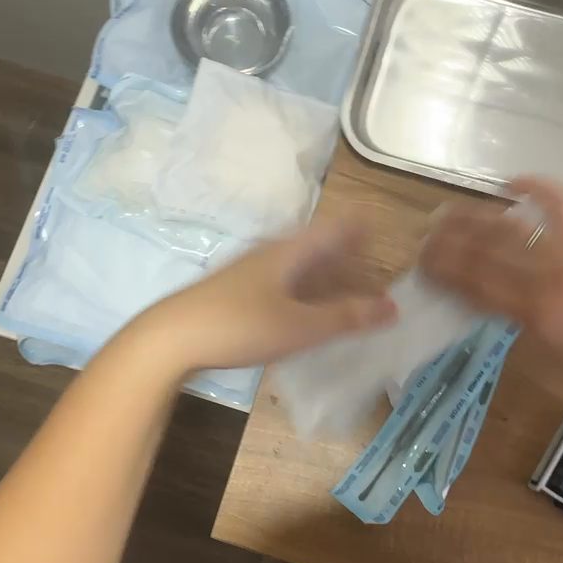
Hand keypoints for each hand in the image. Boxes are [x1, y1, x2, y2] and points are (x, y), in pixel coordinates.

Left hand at [132, 220, 396, 372]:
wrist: (169, 340)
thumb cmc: (238, 325)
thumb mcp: (299, 326)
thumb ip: (346, 317)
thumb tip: (394, 308)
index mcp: (288, 251)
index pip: (332, 229)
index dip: (357, 226)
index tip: (379, 222)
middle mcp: (270, 253)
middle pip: (315, 246)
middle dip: (344, 253)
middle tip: (370, 262)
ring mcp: (249, 272)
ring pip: (297, 266)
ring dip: (324, 275)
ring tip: (345, 288)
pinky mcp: (235, 293)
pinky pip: (282, 283)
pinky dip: (303, 290)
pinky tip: (305, 310)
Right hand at [420, 177, 562, 385]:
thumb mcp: (545, 353)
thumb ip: (511, 321)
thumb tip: (478, 297)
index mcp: (533, 312)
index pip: (475, 283)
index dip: (443, 269)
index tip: (421, 261)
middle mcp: (548, 276)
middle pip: (485, 249)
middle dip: (449, 240)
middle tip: (426, 234)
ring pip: (510, 226)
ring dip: (474, 216)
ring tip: (448, 211)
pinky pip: (559, 204)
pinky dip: (535, 188)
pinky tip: (511, 183)